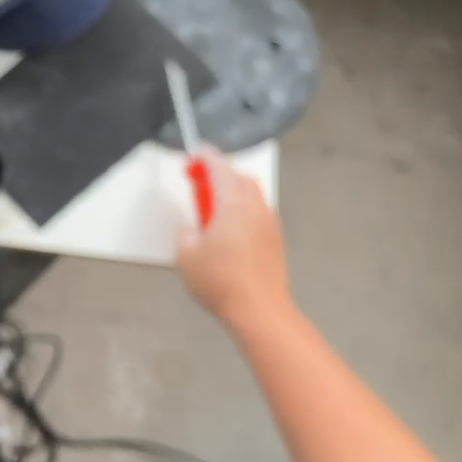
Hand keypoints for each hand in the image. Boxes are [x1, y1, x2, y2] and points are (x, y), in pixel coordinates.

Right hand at [175, 149, 292, 334]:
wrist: (259, 310)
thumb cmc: (219, 280)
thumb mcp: (186, 255)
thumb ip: (186, 232)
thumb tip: (191, 226)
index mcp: (232, 205)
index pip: (220, 169)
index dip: (207, 157)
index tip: (197, 152)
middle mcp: (255, 208)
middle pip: (241, 178)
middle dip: (221, 173)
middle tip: (200, 180)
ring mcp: (269, 224)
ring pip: (252, 195)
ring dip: (233, 191)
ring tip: (213, 206)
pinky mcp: (275, 240)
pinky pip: (258, 212)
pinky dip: (242, 209)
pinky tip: (229, 228)